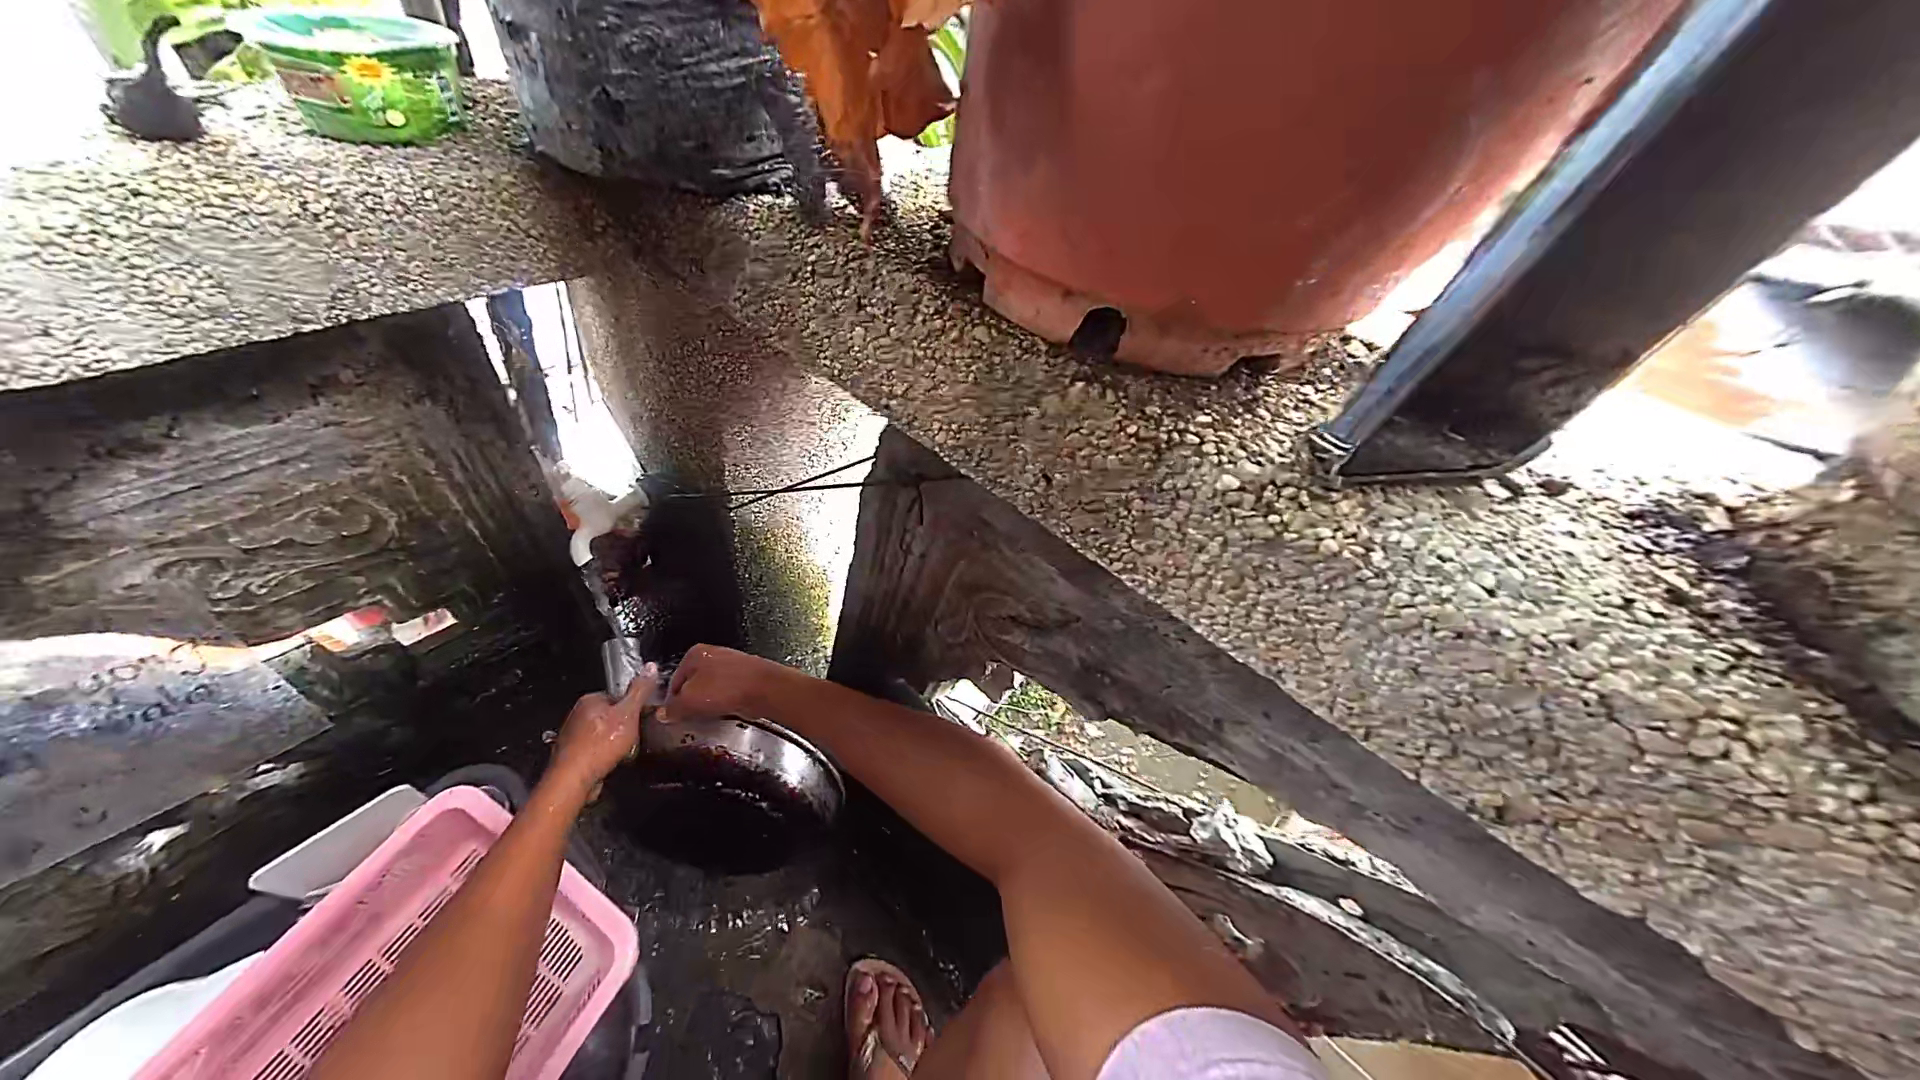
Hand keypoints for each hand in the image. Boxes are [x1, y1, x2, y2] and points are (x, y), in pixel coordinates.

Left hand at [548, 676, 651, 796]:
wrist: (572, 781)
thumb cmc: (599, 745)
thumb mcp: (629, 713)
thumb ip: (640, 690)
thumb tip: (650, 667)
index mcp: (590, 699)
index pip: (619, 695)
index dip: (634, 707)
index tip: (641, 717)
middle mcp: (577, 714)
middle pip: (613, 715)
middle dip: (625, 726)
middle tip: (633, 736)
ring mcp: (573, 735)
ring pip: (605, 734)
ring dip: (616, 743)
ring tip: (622, 752)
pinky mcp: (572, 754)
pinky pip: (596, 750)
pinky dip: (605, 755)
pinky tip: (610, 762)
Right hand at [663, 644, 798, 722]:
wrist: (764, 689)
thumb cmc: (726, 689)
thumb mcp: (688, 701)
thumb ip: (672, 708)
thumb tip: (663, 714)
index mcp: (694, 654)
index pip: (673, 680)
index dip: (671, 700)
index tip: (673, 714)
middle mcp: (713, 654)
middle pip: (692, 684)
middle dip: (691, 701)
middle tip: (692, 715)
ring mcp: (731, 664)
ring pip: (711, 689)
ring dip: (709, 703)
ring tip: (711, 713)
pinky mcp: (744, 677)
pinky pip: (727, 693)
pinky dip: (725, 702)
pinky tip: (726, 710)